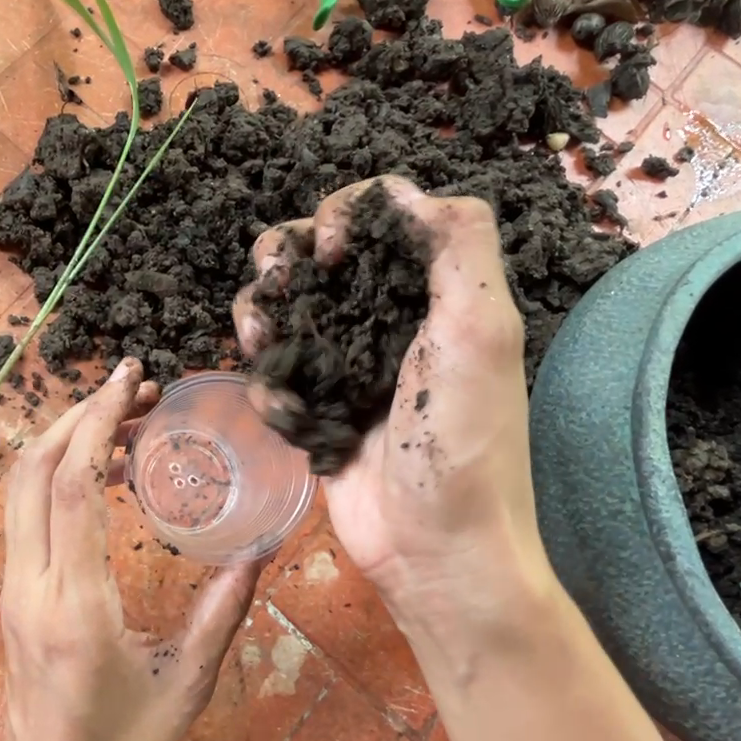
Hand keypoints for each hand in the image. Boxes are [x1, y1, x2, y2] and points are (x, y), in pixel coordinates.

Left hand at [0, 356, 266, 740]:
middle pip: (34, 468)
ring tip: (122, 421)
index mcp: (74, 606)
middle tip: (134, 389)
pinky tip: (104, 475)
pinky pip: (26, 513)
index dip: (98, 420)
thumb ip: (222, 612)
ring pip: (21, 485)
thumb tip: (259, 549)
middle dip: (79, 414)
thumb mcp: (185, 686)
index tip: (130, 378)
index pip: (73, 485)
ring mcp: (11, 588)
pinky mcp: (10, 594)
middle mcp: (30, 586)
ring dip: (64, 439)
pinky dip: (57, 474)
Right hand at [232, 176, 544, 627]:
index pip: (375, 214)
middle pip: (310, 253)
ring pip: (278, 309)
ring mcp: (340, 364)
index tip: (333, 254)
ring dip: (256, 315)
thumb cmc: (464, 442)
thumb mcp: (483, 332)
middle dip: (280, 259)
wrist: (435, 550)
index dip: (341, 215)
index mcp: (428, 289)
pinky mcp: (310, 408)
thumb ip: (457, 245)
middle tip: (277, 289)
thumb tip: (401, 190)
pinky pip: (268, 374)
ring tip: (260, 345)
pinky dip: (264, 385)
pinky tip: (282, 415)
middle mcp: (380, 317)